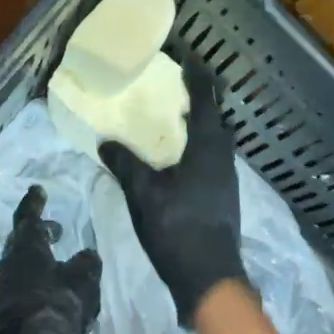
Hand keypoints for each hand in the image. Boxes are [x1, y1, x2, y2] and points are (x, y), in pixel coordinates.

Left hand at [0, 185, 101, 333]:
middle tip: (55, 230)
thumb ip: (86, 264)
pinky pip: (16, 286)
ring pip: (16, 265)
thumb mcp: (82, 284)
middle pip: (20, 242)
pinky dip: (30, 280)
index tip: (38, 191)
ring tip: (53, 262)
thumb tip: (86, 254)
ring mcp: (0, 290)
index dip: (34, 203)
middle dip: (38, 233)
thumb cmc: (55, 311)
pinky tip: (43, 290)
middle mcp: (7, 265)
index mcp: (26, 250)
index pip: (28, 218)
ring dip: (34, 259)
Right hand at [99, 57, 243, 324]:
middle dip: (197, 99)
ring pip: (216, 140)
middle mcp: (224, 155)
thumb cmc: (177, 230)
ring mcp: (228, 178)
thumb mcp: (143, 196)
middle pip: (214, 116)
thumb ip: (125, 165)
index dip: (194, 74)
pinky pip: (212, 160)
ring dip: (198, 126)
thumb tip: (105, 141)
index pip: (204, 96)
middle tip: (173, 89)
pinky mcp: (225, 197)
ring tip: (173, 122)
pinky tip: (179, 162)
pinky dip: (197, 150)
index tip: (182, 57)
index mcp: (207, 145)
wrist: (209, 276)